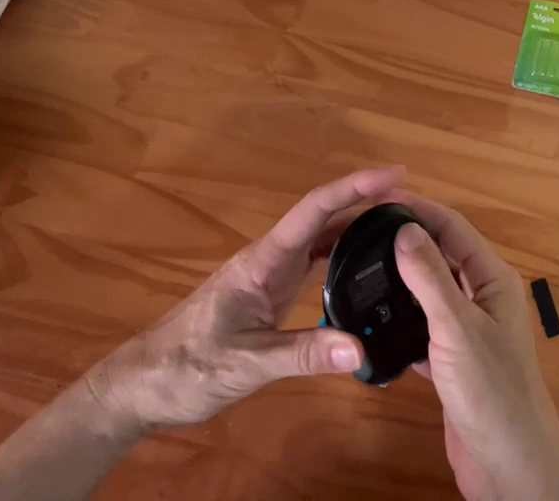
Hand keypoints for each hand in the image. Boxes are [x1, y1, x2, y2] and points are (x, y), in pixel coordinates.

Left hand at [83, 166, 403, 431]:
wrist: (143, 385)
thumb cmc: (185, 368)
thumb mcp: (246, 364)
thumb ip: (302, 354)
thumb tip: (360, 349)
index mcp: (264, 260)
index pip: (316, 209)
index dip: (355, 186)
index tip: (395, 174)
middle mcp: (272, 257)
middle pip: (326, 217)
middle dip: (369, 202)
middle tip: (415, 206)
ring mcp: (271, 273)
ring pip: (323, 238)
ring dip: (359, 227)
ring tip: (400, 230)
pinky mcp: (271, 291)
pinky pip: (316, 262)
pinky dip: (345, 256)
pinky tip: (367, 269)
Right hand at [389, 192, 558, 500]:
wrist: (508, 463)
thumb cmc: (492, 390)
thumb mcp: (457, 328)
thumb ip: (431, 278)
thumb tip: (406, 227)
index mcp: (493, 279)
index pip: (453, 228)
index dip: (418, 208)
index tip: (378, 196)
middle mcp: (483, 296)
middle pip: (442, 254)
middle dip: (407, 238)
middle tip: (363, 228)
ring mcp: (469, 329)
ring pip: (431, 290)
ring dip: (402, 277)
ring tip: (362, 266)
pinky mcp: (452, 359)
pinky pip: (423, 325)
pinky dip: (400, 319)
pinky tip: (372, 319)